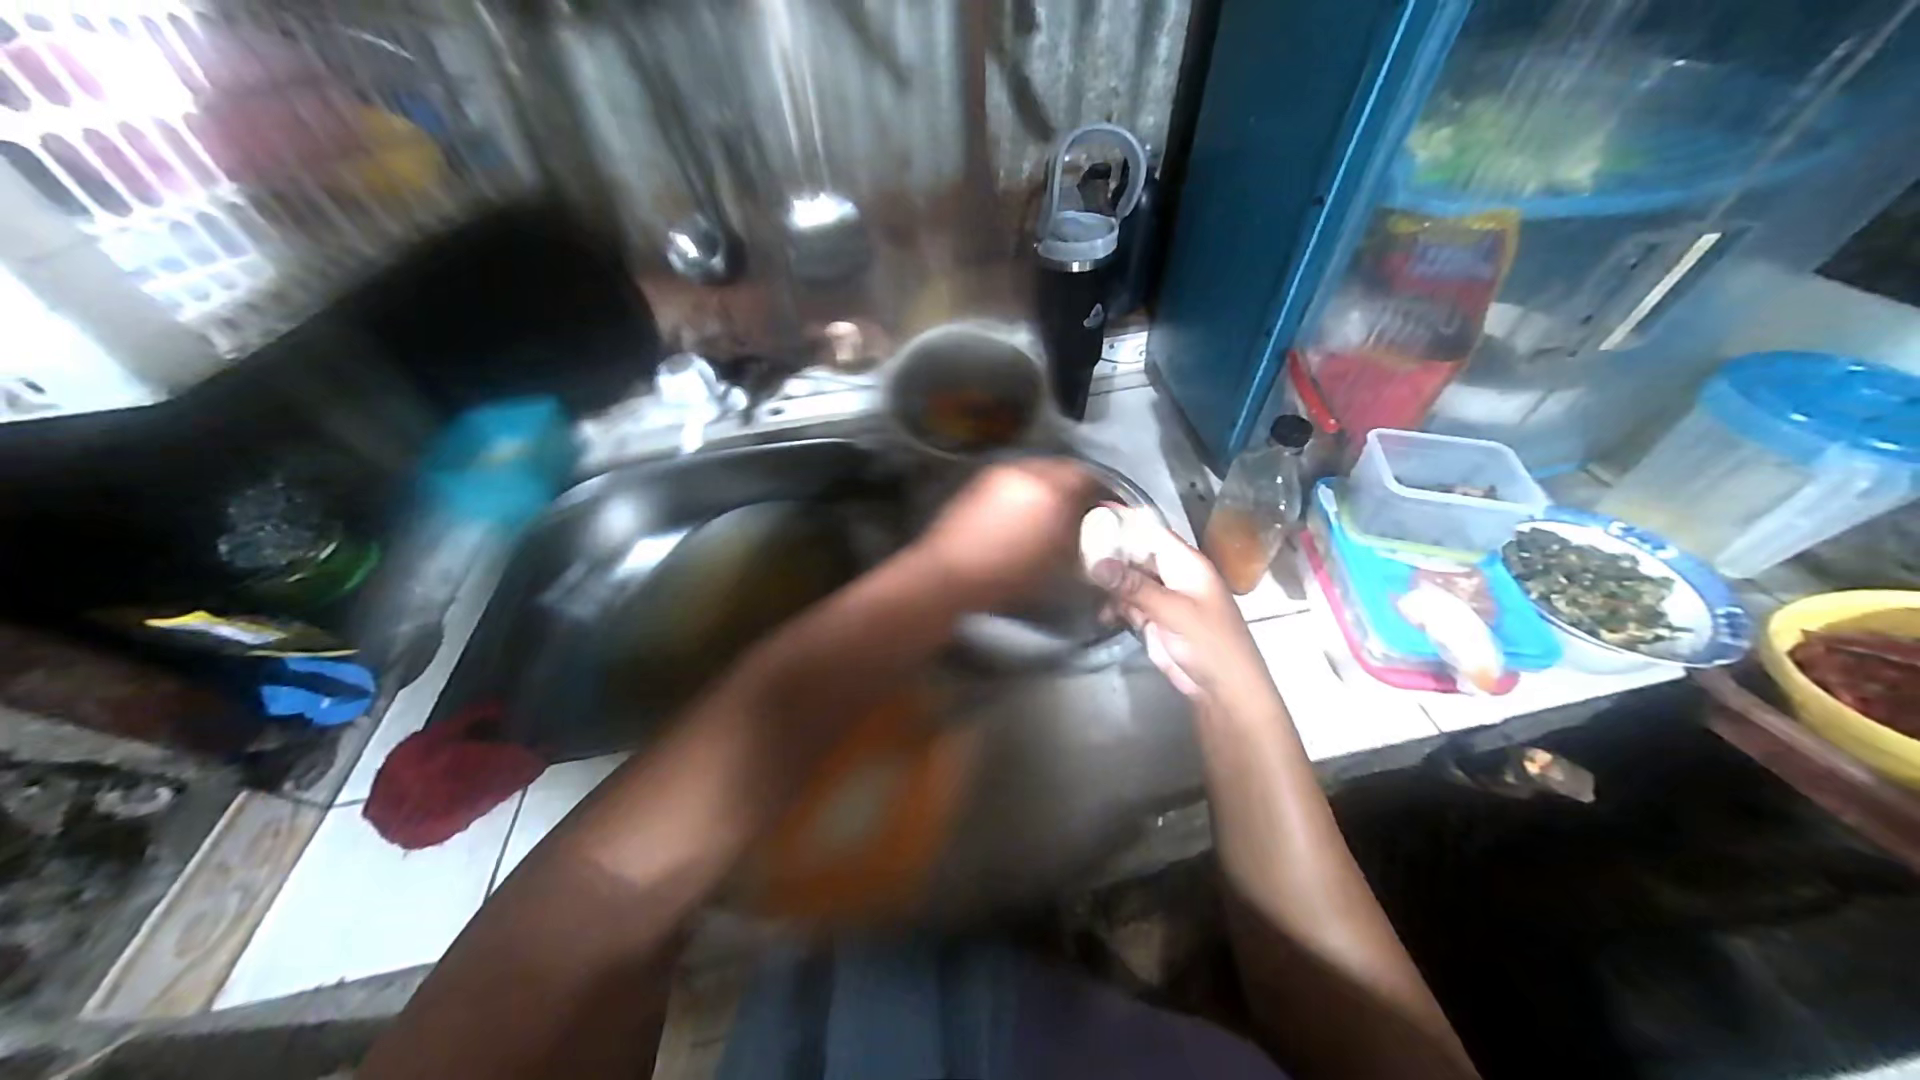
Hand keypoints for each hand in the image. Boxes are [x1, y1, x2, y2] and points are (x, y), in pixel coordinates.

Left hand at [913, 459, 1093, 607]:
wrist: (948, 577)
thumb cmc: (1007, 574)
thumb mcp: (1055, 561)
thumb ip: (1079, 535)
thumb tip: (1091, 524)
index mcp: (1049, 487)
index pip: (1086, 475)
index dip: (1100, 490)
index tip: (1105, 506)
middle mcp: (1023, 471)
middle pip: (1059, 469)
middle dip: (1073, 486)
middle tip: (1080, 508)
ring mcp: (996, 475)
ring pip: (1033, 473)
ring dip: (1047, 487)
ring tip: (1051, 513)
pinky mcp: (976, 485)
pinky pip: (1011, 482)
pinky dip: (1023, 493)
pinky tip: (1021, 516)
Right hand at [1089, 517, 1278, 712]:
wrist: (1224, 689)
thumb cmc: (1210, 643)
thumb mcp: (1173, 611)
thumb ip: (1135, 586)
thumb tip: (1097, 563)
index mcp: (1187, 564)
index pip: (1152, 531)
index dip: (1126, 520)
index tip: (1095, 511)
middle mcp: (1173, 575)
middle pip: (1137, 554)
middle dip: (1110, 552)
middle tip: (1076, 549)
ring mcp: (1163, 598)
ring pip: (1129, 580)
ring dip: (1109, 582)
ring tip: (1081, 582)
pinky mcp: (1154, 620)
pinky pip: (1128, 604)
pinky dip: (1114, 606)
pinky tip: (1102, 613)